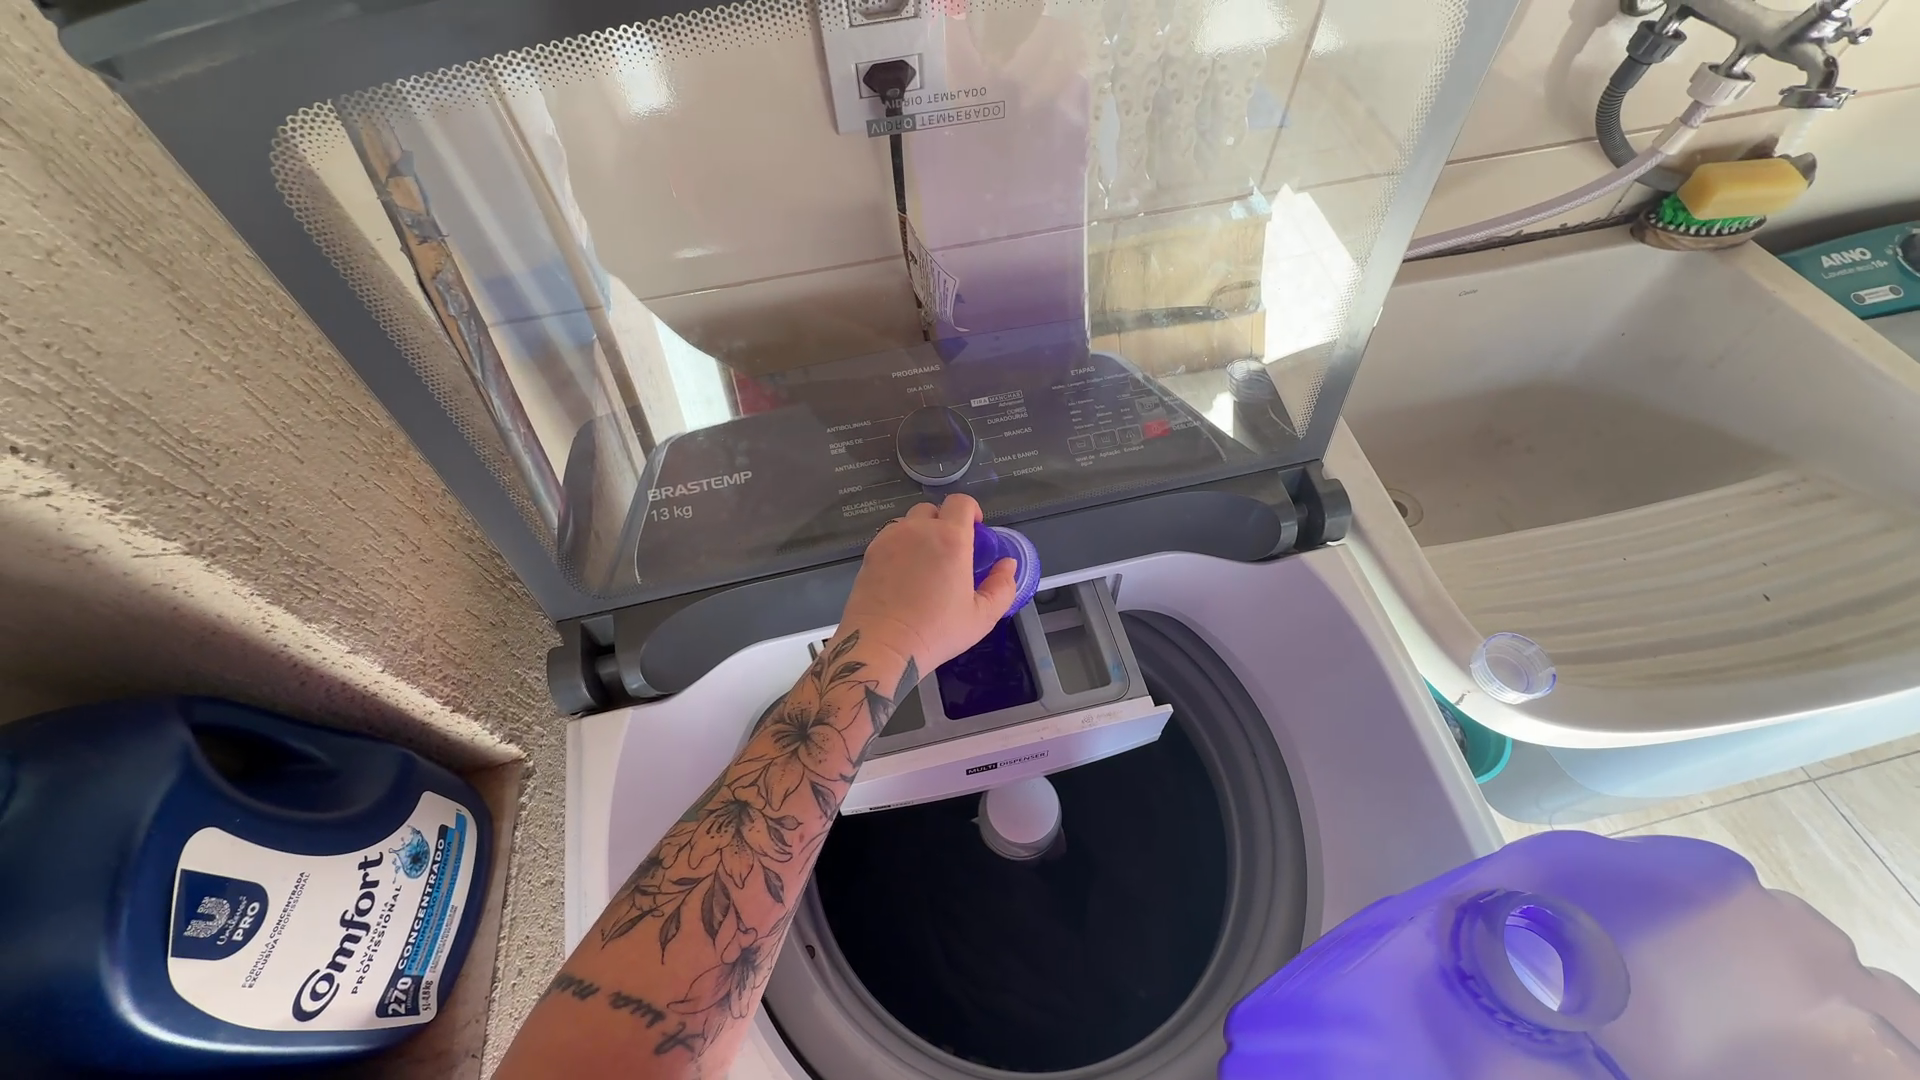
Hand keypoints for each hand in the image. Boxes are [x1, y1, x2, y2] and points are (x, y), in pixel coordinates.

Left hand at [837, 494, 1017, 671]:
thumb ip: (1002, 586)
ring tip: (925, 563)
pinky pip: (890, 538)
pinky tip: (903, 574)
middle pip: (933, 510)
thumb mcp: (982, 617)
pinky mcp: (870, 553)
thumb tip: (1007, 565)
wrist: (881, 645)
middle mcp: (918, 530)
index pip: (961, 502)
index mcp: (950, 539)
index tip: (974, 529)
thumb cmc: (935, 632)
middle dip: (944, 523)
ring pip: (908, 523)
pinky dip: (900, 546)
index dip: (971, 510)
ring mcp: (890, 539)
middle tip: (950, 552)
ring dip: (920, 533)